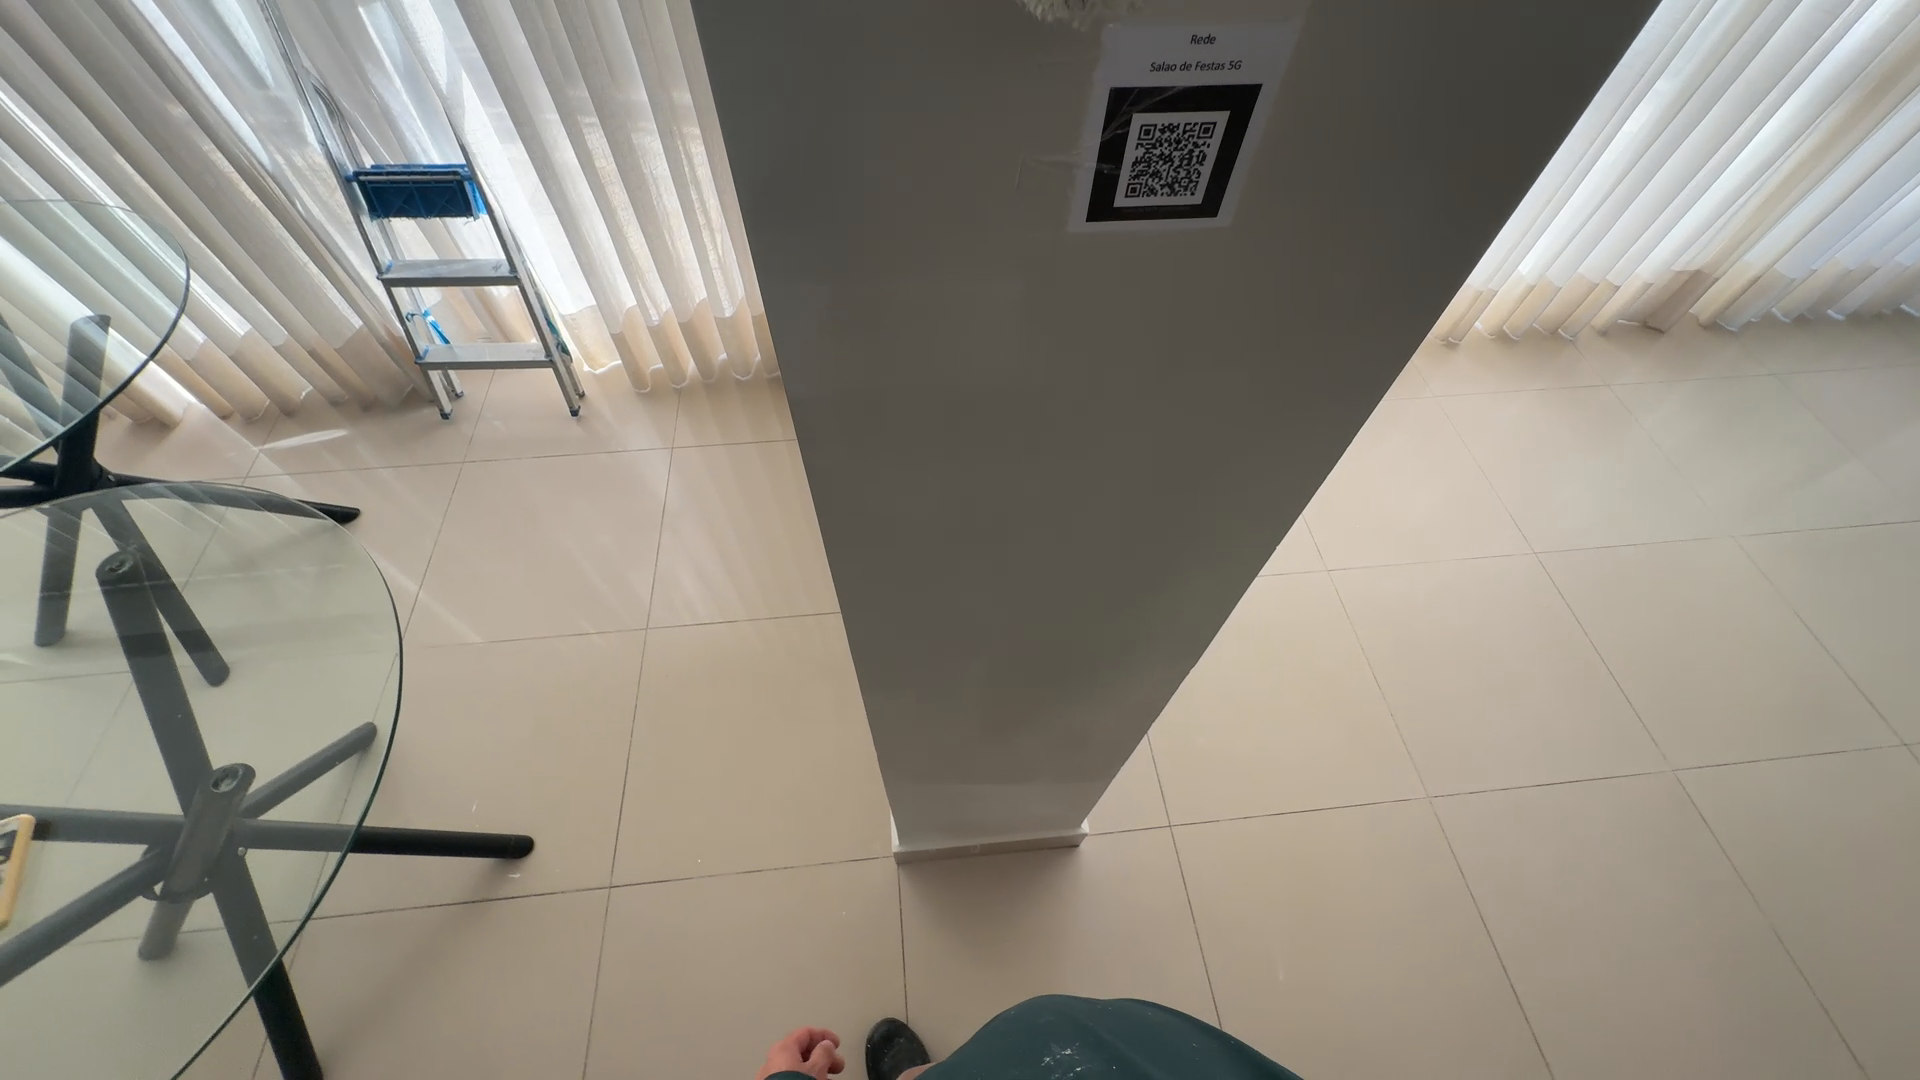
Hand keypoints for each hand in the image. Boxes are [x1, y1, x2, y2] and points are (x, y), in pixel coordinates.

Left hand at [756, 1027, 845, 1079]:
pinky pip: (791, 1078)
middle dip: (822, 1057)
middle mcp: (773, 1060)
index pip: (806, 1033)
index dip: (824, 1036)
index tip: (838, 1045)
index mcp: (783, 1048)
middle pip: (802, 1051)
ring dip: (815, 1070)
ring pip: (797, 1068)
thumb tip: (826, 1045)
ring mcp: (769, 1078)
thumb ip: (824, 1052)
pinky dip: (804, 1079)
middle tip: (837, 1065)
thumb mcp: (817, 1068)